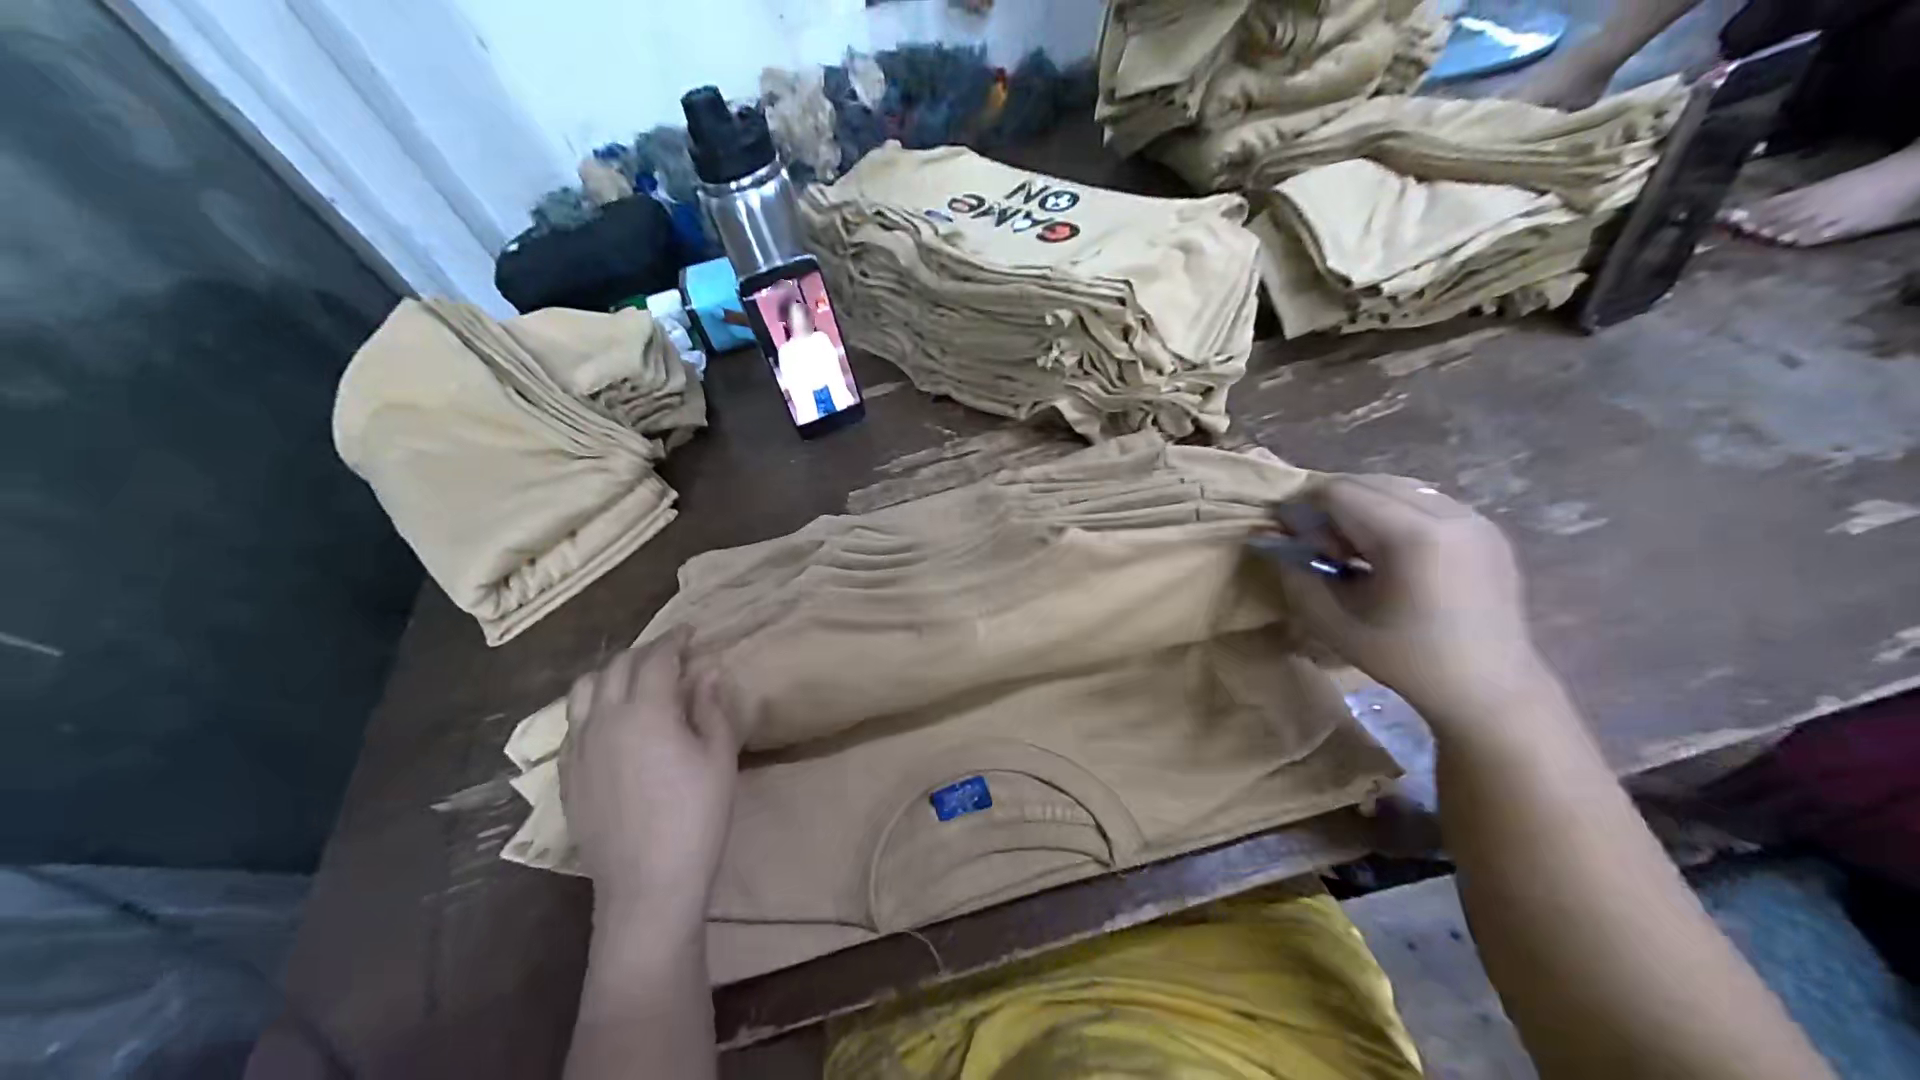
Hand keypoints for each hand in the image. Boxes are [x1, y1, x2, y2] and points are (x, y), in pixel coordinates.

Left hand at [561, 628, 740, 924]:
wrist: (647, 884)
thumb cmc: (696, 816)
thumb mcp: (719, 757)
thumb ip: (711, 707)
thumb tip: (707, 671)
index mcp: (645, 711)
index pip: (656, 659)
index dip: (674, 640)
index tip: (690, 632)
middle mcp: (603, 720)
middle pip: (616, 667)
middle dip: (644, 652)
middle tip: (670, 654)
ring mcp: (578, 748)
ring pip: (583, 690)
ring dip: (610, 673)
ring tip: (635, 679)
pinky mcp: (567, 775)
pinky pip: (572, 723)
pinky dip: (593, 705)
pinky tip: (612, 720)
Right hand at [1269, 474, 1550, 724]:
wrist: (1491, 690)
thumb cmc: (1407, 661)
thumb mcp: (1334, 625)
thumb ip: (1296, 576)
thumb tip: (1273, 540)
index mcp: (1412, 538)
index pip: (1340, 492)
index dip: (1304, 508)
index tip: (1289, 537)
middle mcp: (1447, 514)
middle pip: (1368, 482)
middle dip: (1332, 506)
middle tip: (1321, 549)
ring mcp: (1473, 518)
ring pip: (1397, 487)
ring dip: (1362, 508)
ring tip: (1354, 551)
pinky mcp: (1486, 528)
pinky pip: (1424, 501)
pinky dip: (1393, 514)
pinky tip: (1388, 554)